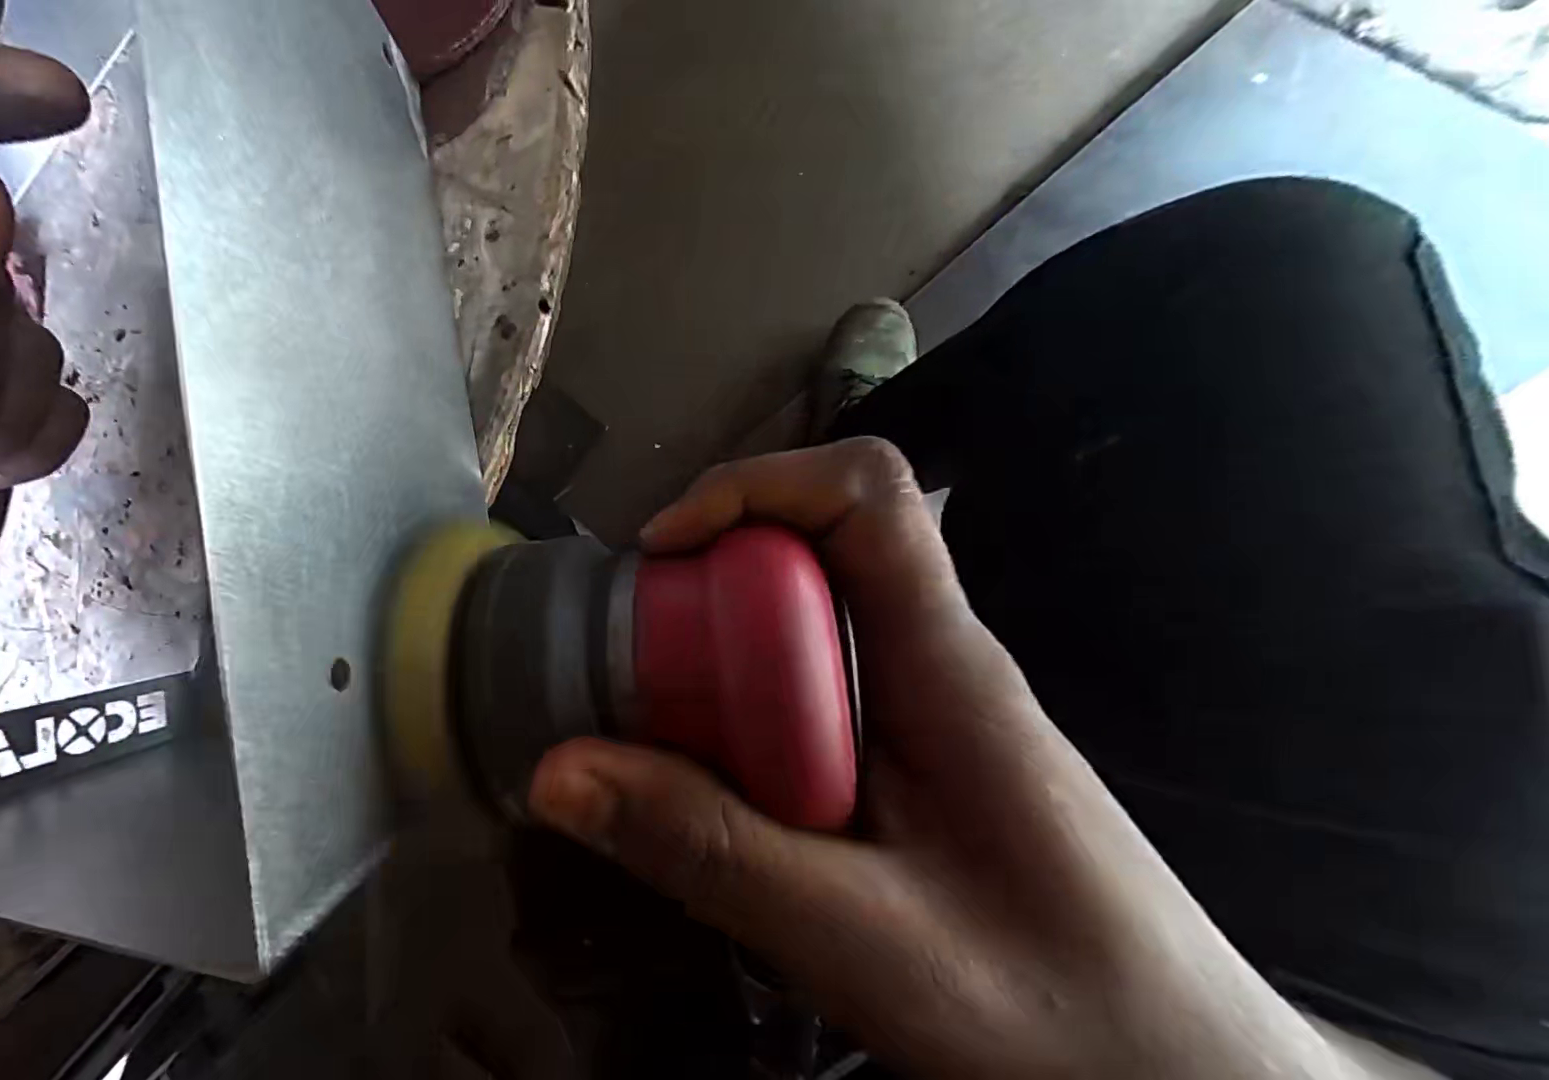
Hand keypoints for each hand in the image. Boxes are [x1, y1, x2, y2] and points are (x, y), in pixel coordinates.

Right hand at [529, 440, 1355, 1077]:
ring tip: (661, 716)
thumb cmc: (1056, 1014)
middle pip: (815, 540)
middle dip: (711, 570)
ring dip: (721, 637)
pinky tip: (721, 772)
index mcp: (944, 661)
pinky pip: (812, 673)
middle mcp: (934, 650)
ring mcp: (924, 693)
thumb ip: (706, 850)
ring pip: (807, 608)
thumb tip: (559, 771)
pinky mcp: (912, 739)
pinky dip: (744, 694)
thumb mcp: (859, 942)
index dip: (752, 488)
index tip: (662, 551)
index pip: (864, 492)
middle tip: (638, 651)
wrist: (1184, 1079)